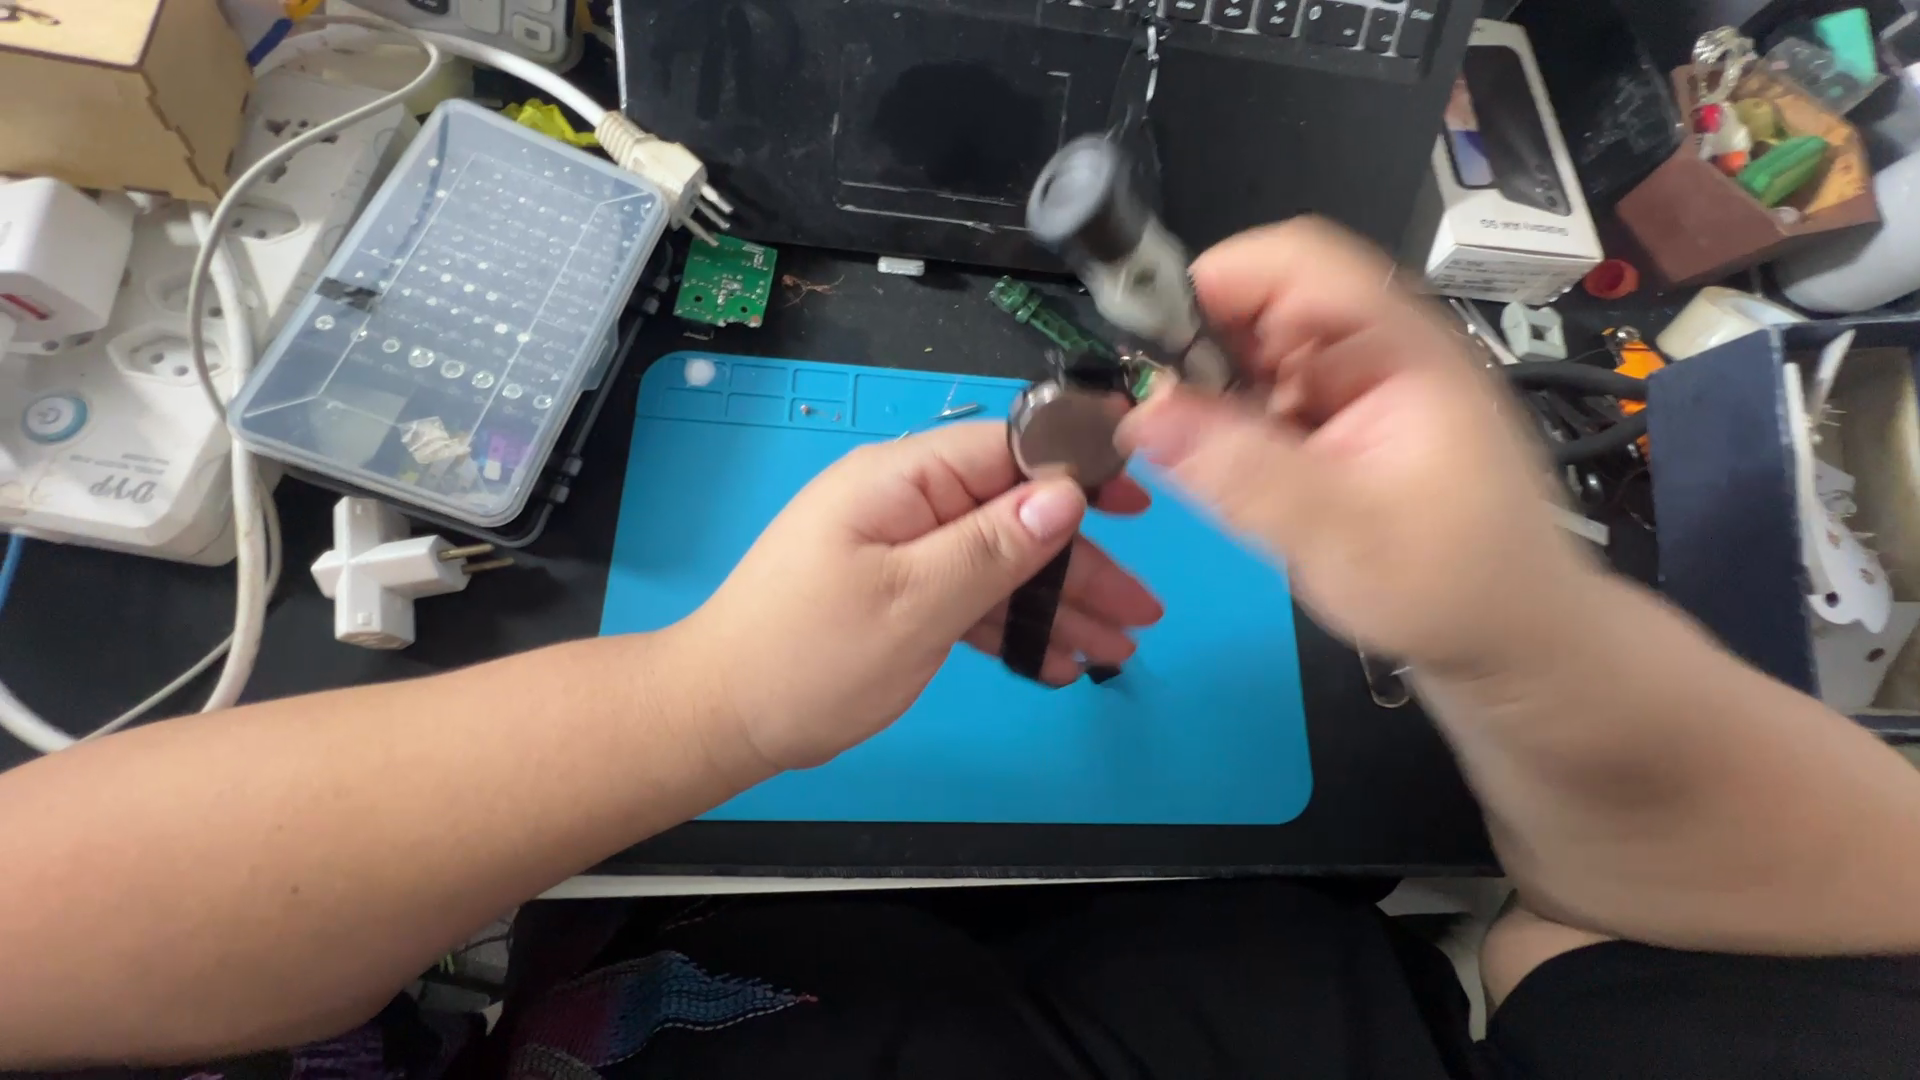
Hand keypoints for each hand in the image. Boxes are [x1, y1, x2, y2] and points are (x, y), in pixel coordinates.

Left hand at [683, 422, 1161, 771]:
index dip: (1076, 468)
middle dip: (1081, 564)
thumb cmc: (811, 656)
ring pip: (1002, 566)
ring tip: (1118, 650)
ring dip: (1058, 607)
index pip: (1006, 449)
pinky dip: (1014, 631)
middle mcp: (911, 505)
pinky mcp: (907, 595)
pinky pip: (973, 601)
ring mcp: (909, 552)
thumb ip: (993, 546)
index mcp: (903, 480)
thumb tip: (1067, 493)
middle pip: (1015, 516)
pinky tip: (1059, 664)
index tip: (1137, 499)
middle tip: (1142, 610)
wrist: (727, 717)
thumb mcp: (912, 602)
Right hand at [1116, 218, 1600, 677]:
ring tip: (1177, 446)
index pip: (1296, 262)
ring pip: (1250, 356)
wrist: (1505, 633)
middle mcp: (1369, 352)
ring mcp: (1348, 388)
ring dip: (1203, 391)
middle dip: (1195, 345)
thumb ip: (1240, 472)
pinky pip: (1257, 401)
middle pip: (1262, 304)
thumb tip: (1141, 414)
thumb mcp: (1340, 533)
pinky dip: (1221, 423)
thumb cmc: (1447, 585)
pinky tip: (1211, 464)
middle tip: (1150, 409)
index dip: (1214, 280)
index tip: (1146, 339)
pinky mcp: (1330, 424)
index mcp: (1396, 349)